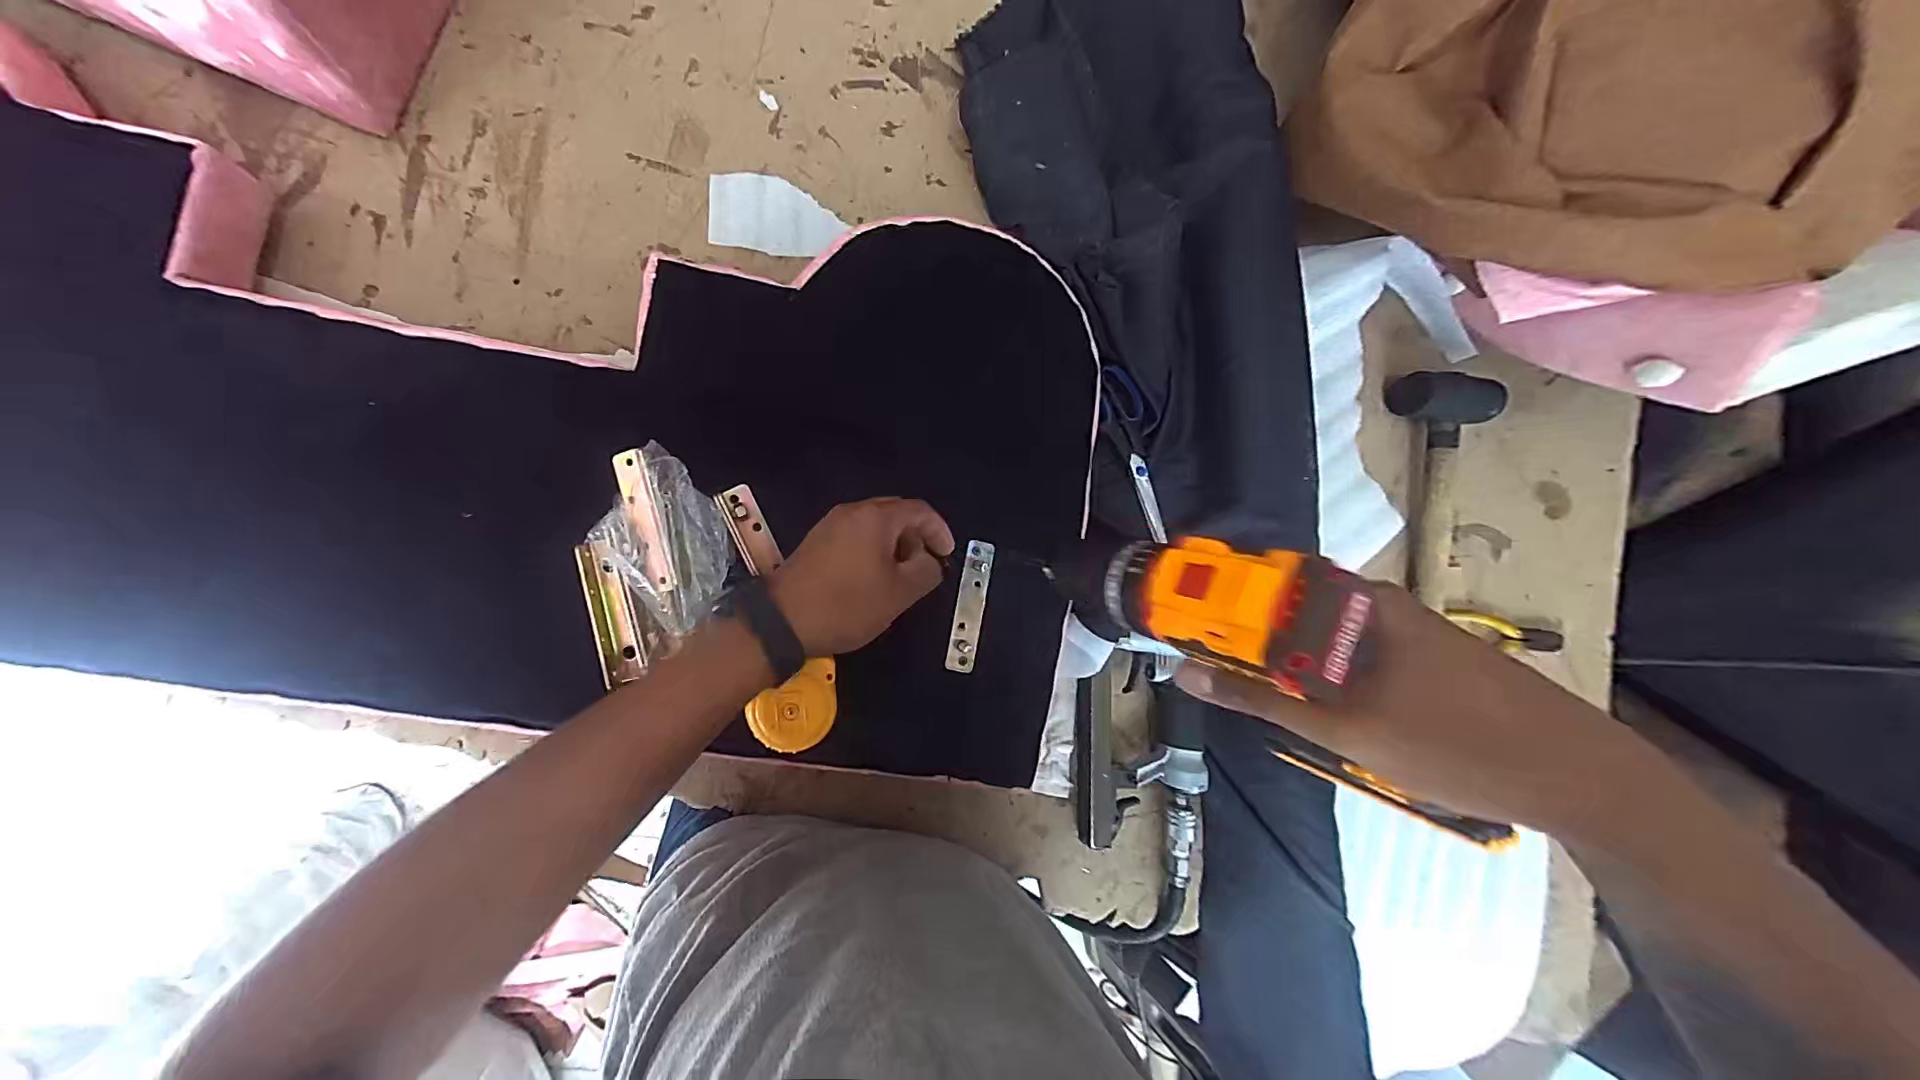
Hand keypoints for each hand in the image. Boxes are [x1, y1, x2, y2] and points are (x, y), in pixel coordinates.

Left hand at [765, 497, 955, 655]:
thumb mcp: (900, 593)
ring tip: (899, 576)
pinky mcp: (817, 542)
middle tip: (924, 565)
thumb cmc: (847, 604)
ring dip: (894, 545)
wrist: (783, 621)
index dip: (940, 531)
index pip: (920, 511)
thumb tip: (929, 561)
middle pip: (896, 513)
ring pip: (875, 525)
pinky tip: (872, 578)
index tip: (945, 556)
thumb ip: (926, 571)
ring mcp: (830, 525)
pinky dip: (873, 550)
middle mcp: (852, 512)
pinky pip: (855, 536)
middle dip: (917, 537)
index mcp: (875, 518)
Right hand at [1176, 584, 1658, 832]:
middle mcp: (1376, 603)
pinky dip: (1324, 674)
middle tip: (1226, 675)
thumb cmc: (1455, 743)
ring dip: (1288, 663)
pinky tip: (1333, 713)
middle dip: (1251, 640)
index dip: (1218, 599)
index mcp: (1356, 601)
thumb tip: (1188, 672)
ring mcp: (1402, 628)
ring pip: (1319, 635)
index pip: (1262, 580)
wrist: (1582, 779)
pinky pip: (1350, 653)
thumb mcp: (1345, 729)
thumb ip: (1261, 697)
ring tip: (1275, 702)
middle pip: (1287, 608)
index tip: (1183, 623)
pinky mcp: (1421, 655)